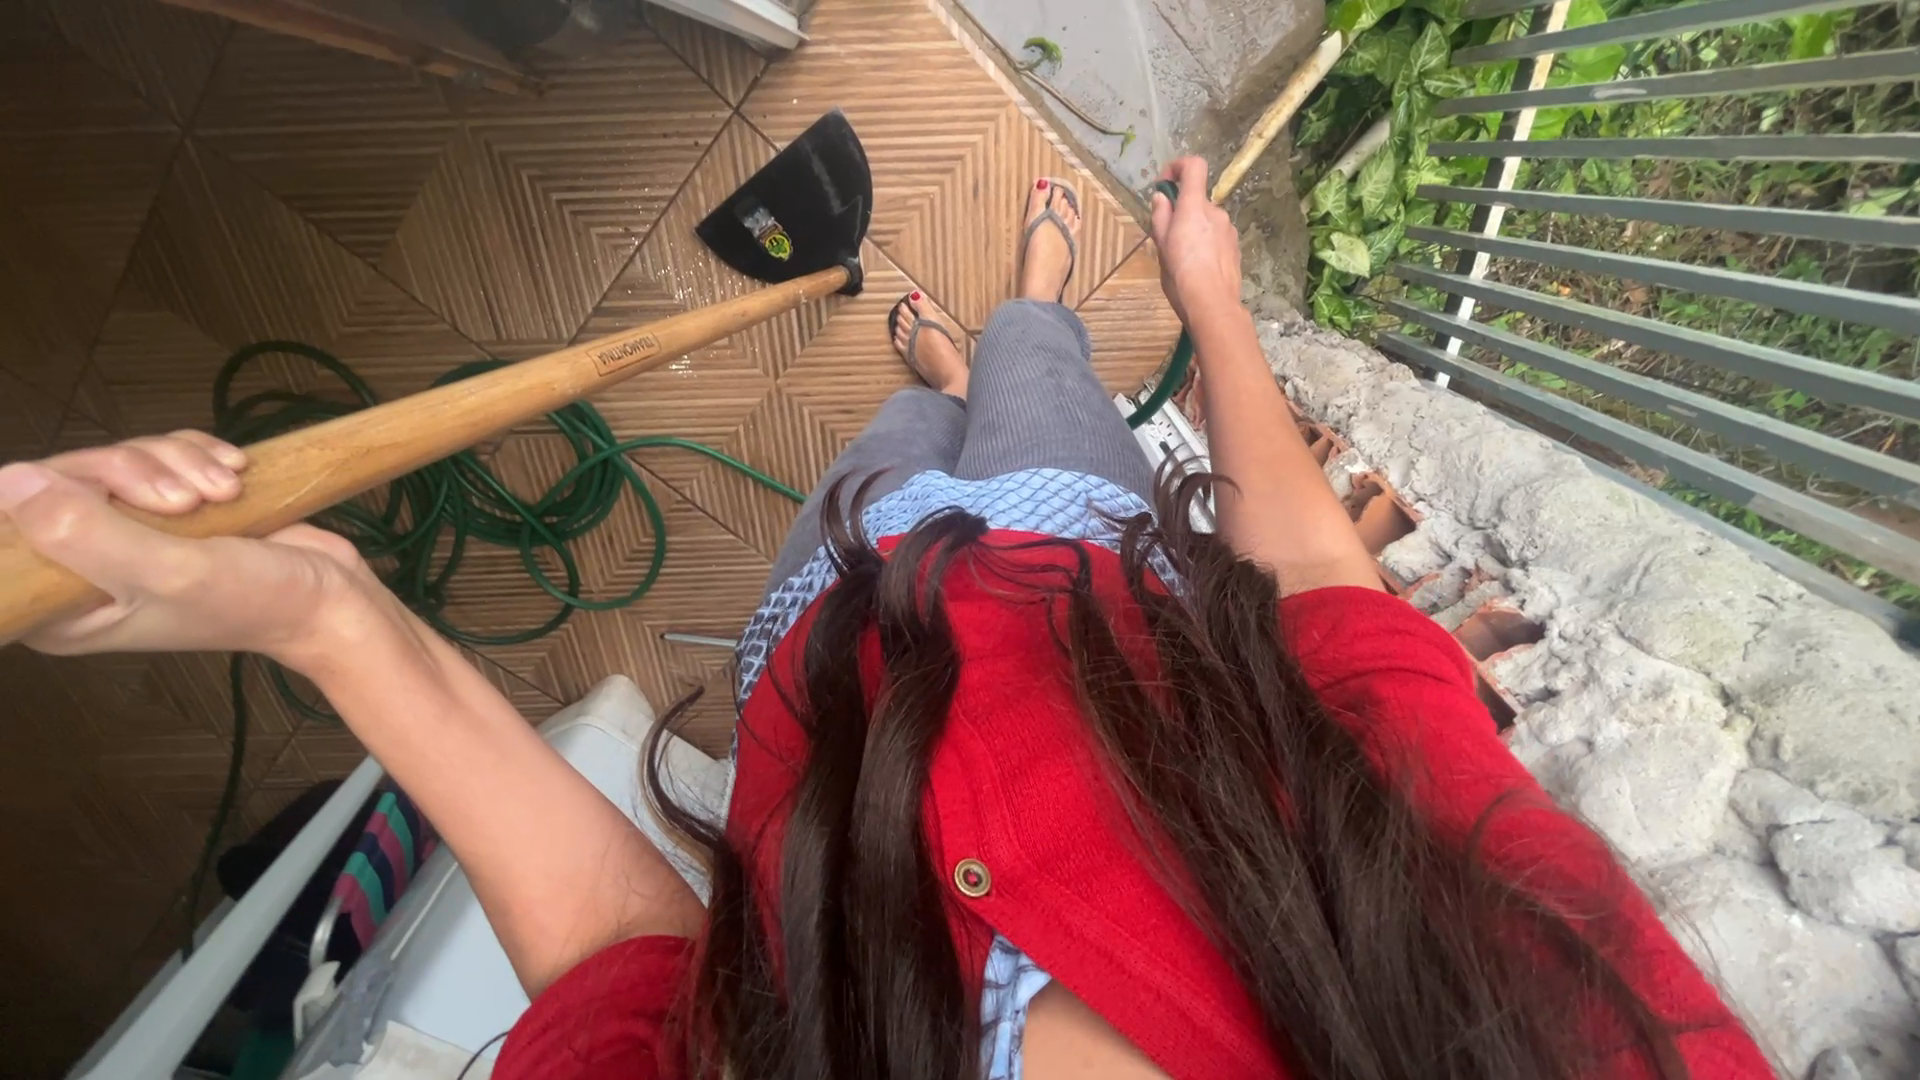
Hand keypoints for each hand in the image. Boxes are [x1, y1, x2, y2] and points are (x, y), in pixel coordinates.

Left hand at [0, 432, 384, 667]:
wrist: (336, 598)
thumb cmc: (256, 601)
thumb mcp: (170, 574)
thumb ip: (86, 533)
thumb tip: (10, 479)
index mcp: (60, 601)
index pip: (12, 523)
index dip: (61, 496)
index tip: (137, 508)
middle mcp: (86, 562)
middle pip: (68, 479)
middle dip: (136, 474)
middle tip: (192, 500)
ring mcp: (138, 531)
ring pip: (124, 461)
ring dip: (179, 464)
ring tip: (228, 489)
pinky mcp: (185, 508)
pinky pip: (167, 456)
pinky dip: (201, 454)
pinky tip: (236, 471)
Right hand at [1148, 157, 1243, 323]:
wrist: (1212, 304)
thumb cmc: (1181, 275)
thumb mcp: (1161, 246)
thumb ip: (1161, 218)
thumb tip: (1162, 197)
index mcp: (1194, 207)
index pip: (1194, 166)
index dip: (1178, 167)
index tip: (1165, 184)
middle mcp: (1215, 212)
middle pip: (1197, 201)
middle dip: (1182, 214)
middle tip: (1167, 241)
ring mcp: (1228, 229)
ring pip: (1207, 222)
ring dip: (1194, 232)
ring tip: (1183, 260)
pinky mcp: (1235, 247)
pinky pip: (1216, 237)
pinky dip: (1206, 245)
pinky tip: (1199, 268)